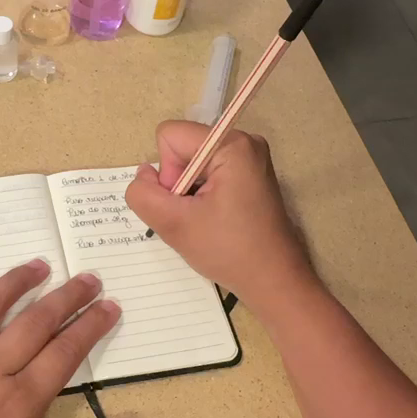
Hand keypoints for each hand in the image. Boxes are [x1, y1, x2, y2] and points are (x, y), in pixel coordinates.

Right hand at [125, 120, 317, 314]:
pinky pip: (208, 173)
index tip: (184, 202)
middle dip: (177, 183)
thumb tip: (143, 175)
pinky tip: (213, 219)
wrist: (273, 280)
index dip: (167, 172)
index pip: (170, 136)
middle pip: (182, 148)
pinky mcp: (251, 175)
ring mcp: (250, 158)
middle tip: (194, 215)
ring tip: (204, 220)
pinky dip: (202, 195)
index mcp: (231, 145)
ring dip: (188, 193)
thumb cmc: (228, 251)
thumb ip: (143, 194)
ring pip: (192, 163)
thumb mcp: (173, 224)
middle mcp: (244, 142)